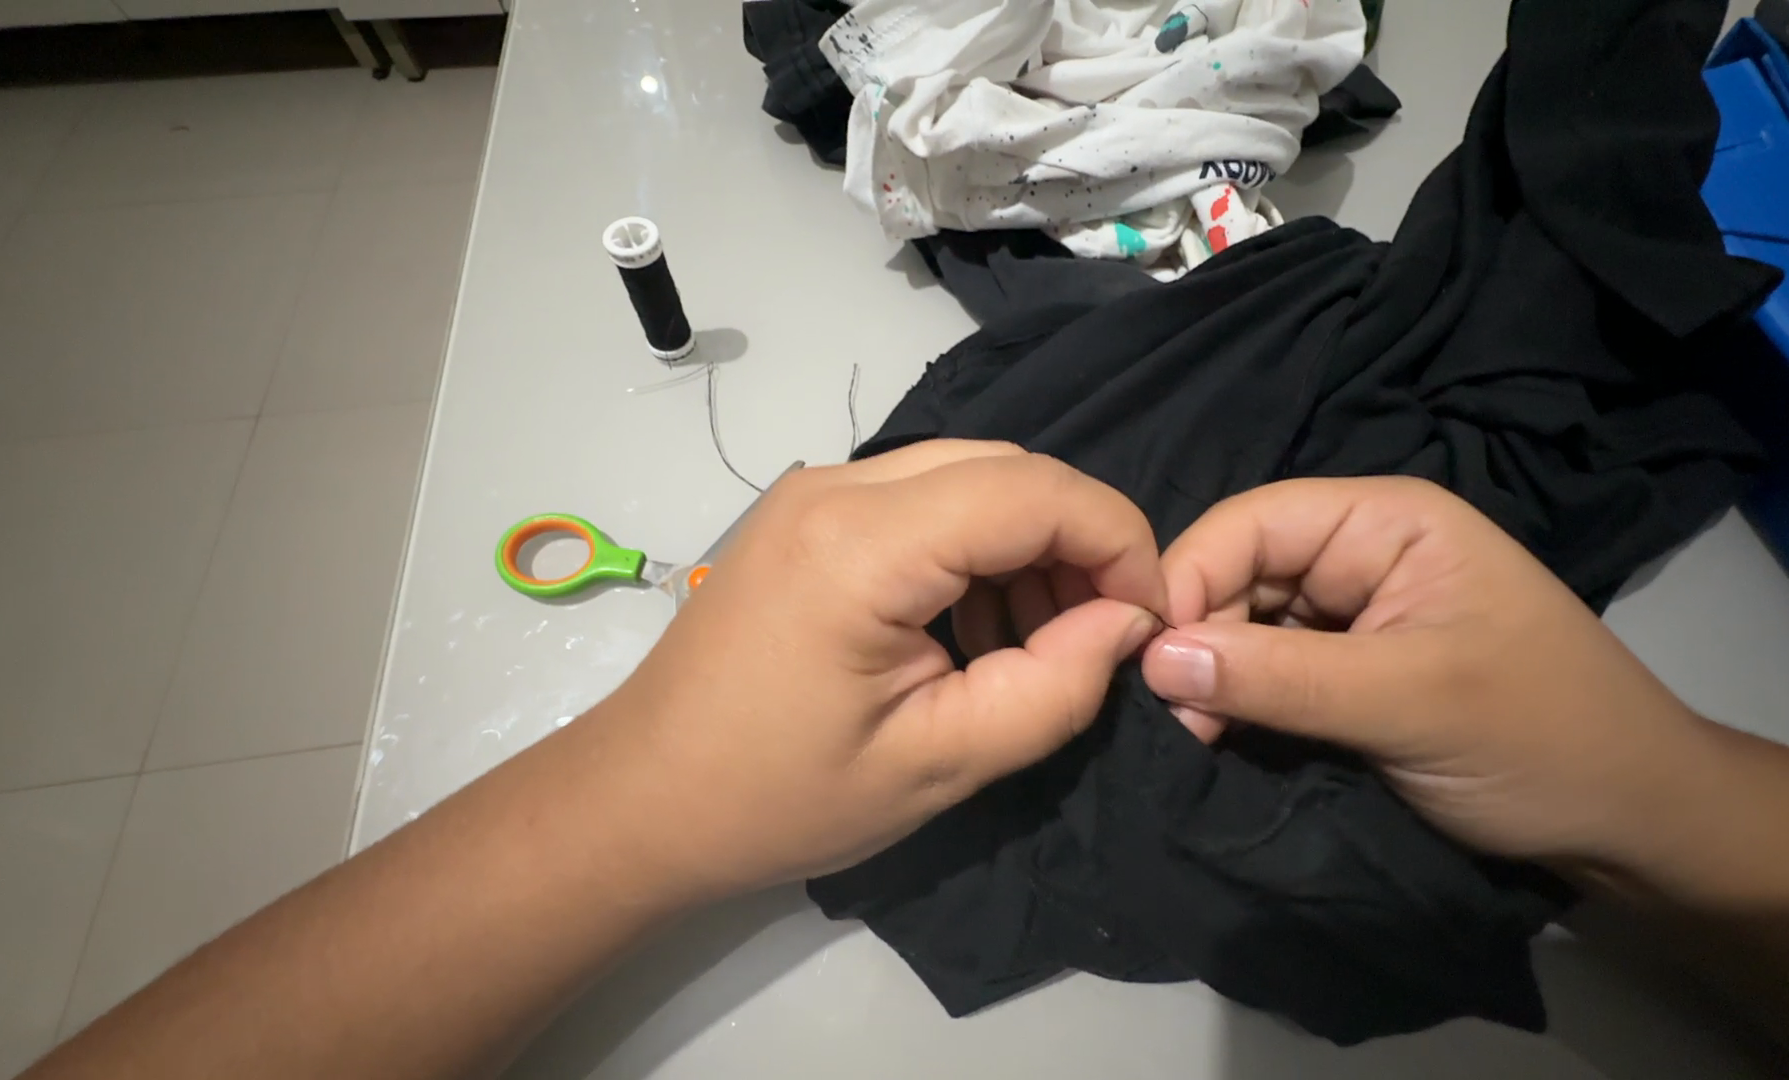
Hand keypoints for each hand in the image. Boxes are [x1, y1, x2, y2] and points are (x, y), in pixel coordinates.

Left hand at [590, 440, 1165, 900]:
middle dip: (1075, 538)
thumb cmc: (780, 796)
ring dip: (1025, 543)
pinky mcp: (808, 513)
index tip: (1144, 615)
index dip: (1115, 540)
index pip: (1032, 490)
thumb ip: (1052, 688)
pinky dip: (974, 547)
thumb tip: (1123, 621)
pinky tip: (973, 621)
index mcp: (862, 544)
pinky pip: (922, 500)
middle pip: (1004, 469)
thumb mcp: (937, 764)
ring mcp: (814, 490)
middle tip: (1097, 628)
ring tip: (1035, 637)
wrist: (644, 795)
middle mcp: (835, 486)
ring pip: (968, 477)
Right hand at [1138, 476, 1716, 872]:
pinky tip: (1215, 732)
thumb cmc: (1547, 740)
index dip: (1189, 577)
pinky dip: (1227, 697)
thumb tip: (1153, 661)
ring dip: (1205, 674)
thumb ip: (1280, 678)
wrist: (1635, 828)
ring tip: (1193, 734)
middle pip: (1232, 570)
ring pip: (1234, 621)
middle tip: (1173, 715)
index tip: (1149, 656)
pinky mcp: (1330, 661)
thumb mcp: (1413, 703)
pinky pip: (1254, 663)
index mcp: (1380, 521)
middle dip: (1195, 637)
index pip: (1249, 525)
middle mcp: (1350, 551)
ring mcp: (1338, 609)